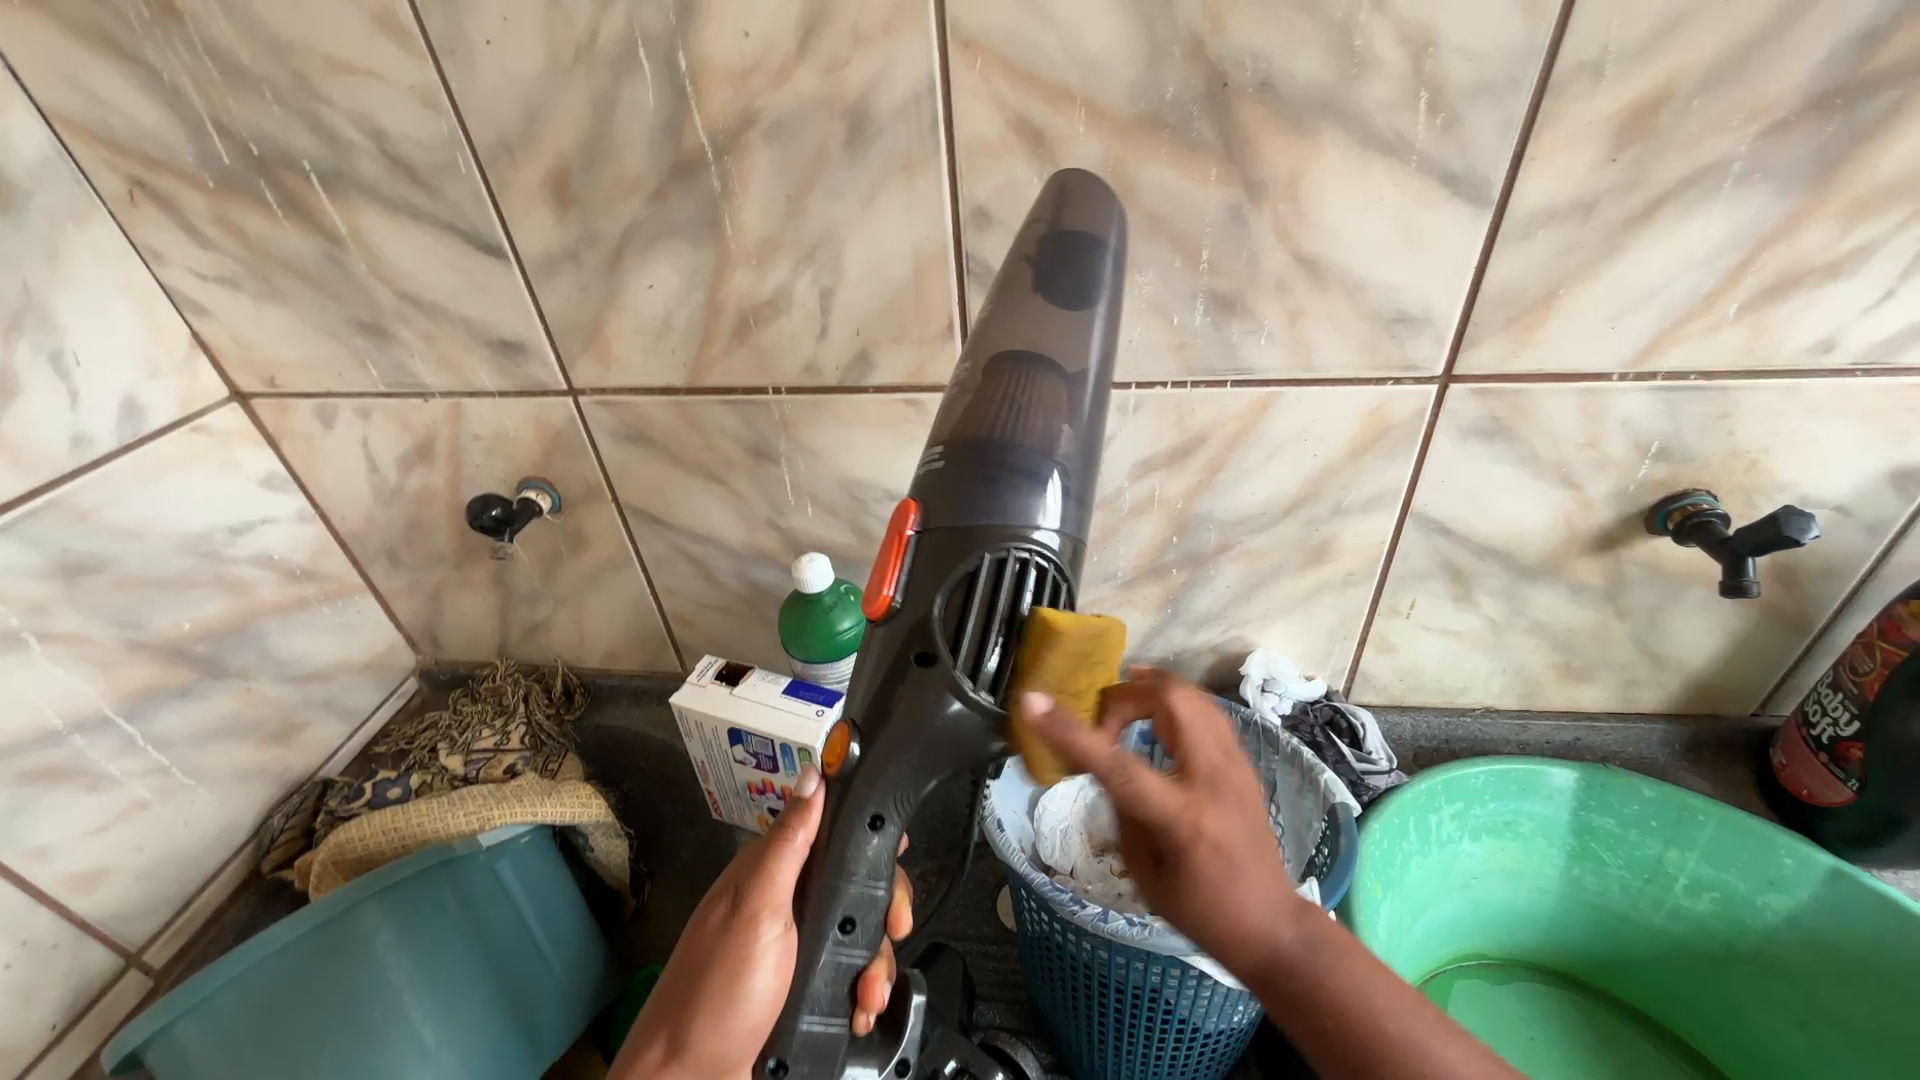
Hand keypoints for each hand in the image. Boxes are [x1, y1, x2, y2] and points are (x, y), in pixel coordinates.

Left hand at [615, 769, 913, 1079]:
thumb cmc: (715, 992)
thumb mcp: (756, 908)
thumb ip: (788, 843)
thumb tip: (814, 773)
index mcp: (772, 873)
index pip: (832, 833)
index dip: (870, 840)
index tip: (899, 856)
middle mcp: (786, 905)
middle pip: (856, 888)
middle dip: (883, 912)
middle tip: (895, 932)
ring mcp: (795, 950)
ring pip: (858, 936)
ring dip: (875, 964)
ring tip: (868, 996)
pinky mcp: (803, 989)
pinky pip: (850, 976)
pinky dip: (863, 993)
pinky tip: (860, 1011)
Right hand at [1021, 669, 1308, 964]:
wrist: (1271, 924)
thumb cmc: (1200, 910)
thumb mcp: (1143, 869)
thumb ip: (1123, 808)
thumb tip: (1109, 768)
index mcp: (1183, 818)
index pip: (1117, 764)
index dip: (1070, 731)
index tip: (1033, 702)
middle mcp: (1214, 779)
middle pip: (1171, 700)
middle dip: (1125, 695)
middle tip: (1103, 717)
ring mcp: (1236, 766)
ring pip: (1194, 696)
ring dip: (1152, 691)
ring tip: (1124, 703)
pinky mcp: (1245, 764)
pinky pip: (1207, 712)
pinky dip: (1175, 703)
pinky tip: (1157, 715)